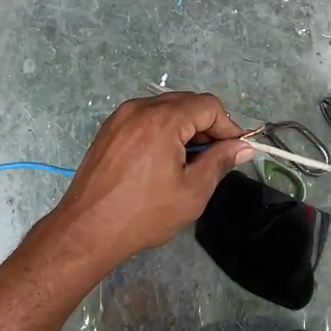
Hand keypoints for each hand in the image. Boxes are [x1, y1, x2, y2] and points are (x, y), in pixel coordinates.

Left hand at [31, 92, 250, 273]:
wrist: (88, 228)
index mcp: (162, 119)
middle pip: (186, 102)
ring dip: (184, 127)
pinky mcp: (109, 128)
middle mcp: (140, 107)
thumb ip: (219, 162)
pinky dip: (161, 130)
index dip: (227, 126)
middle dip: (206, 125)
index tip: (235, 151)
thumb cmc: (144, 213)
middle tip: (215, 158)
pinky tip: (163, 159)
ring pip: (165, 108)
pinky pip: (145, 117)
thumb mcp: (192, 192)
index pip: (208, 105)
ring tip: (189, 162)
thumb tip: (242, 147)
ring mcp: (121, 116)